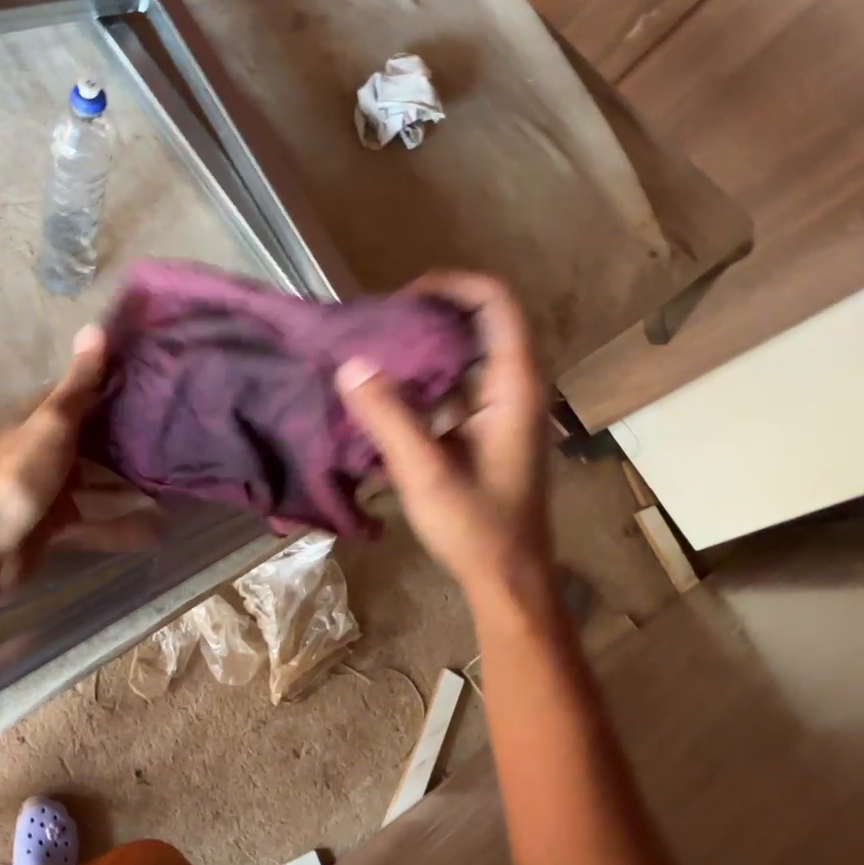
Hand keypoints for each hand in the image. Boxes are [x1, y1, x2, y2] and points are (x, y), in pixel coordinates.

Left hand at [0, 326, 151, 583]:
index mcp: (38, 422)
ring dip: (126, 482)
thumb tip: (95, 327)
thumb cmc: (19, 478)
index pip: (77, 393)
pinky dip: (122, 526)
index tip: (151, 376)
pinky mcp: (56, 526)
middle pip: (90, 438)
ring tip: (171, 478)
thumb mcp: (53, 425)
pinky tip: (157, 529)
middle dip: (125, 435)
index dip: (109, 382)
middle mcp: (44, 451)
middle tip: (174, 429)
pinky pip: (96, 523)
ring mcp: (50, 490)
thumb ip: (78, 384)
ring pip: (96, 481)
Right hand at [335, 272, 552, 604]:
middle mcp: (514, 387)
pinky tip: (384, 391)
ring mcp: (501, 408)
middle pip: (479, 320)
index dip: (451, 286)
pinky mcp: (484, 428)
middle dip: (428, 313)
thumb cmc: (476, 527)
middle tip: (376, 324)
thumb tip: (350, 364)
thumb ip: (388, 417)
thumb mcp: (425, 472)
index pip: (496, 303)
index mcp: (514, 386)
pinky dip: (422, 375)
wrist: (508, 578)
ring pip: (465, 352)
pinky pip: (454, 382)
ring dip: (422, 344)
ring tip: (373, 349)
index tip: (400, 300)